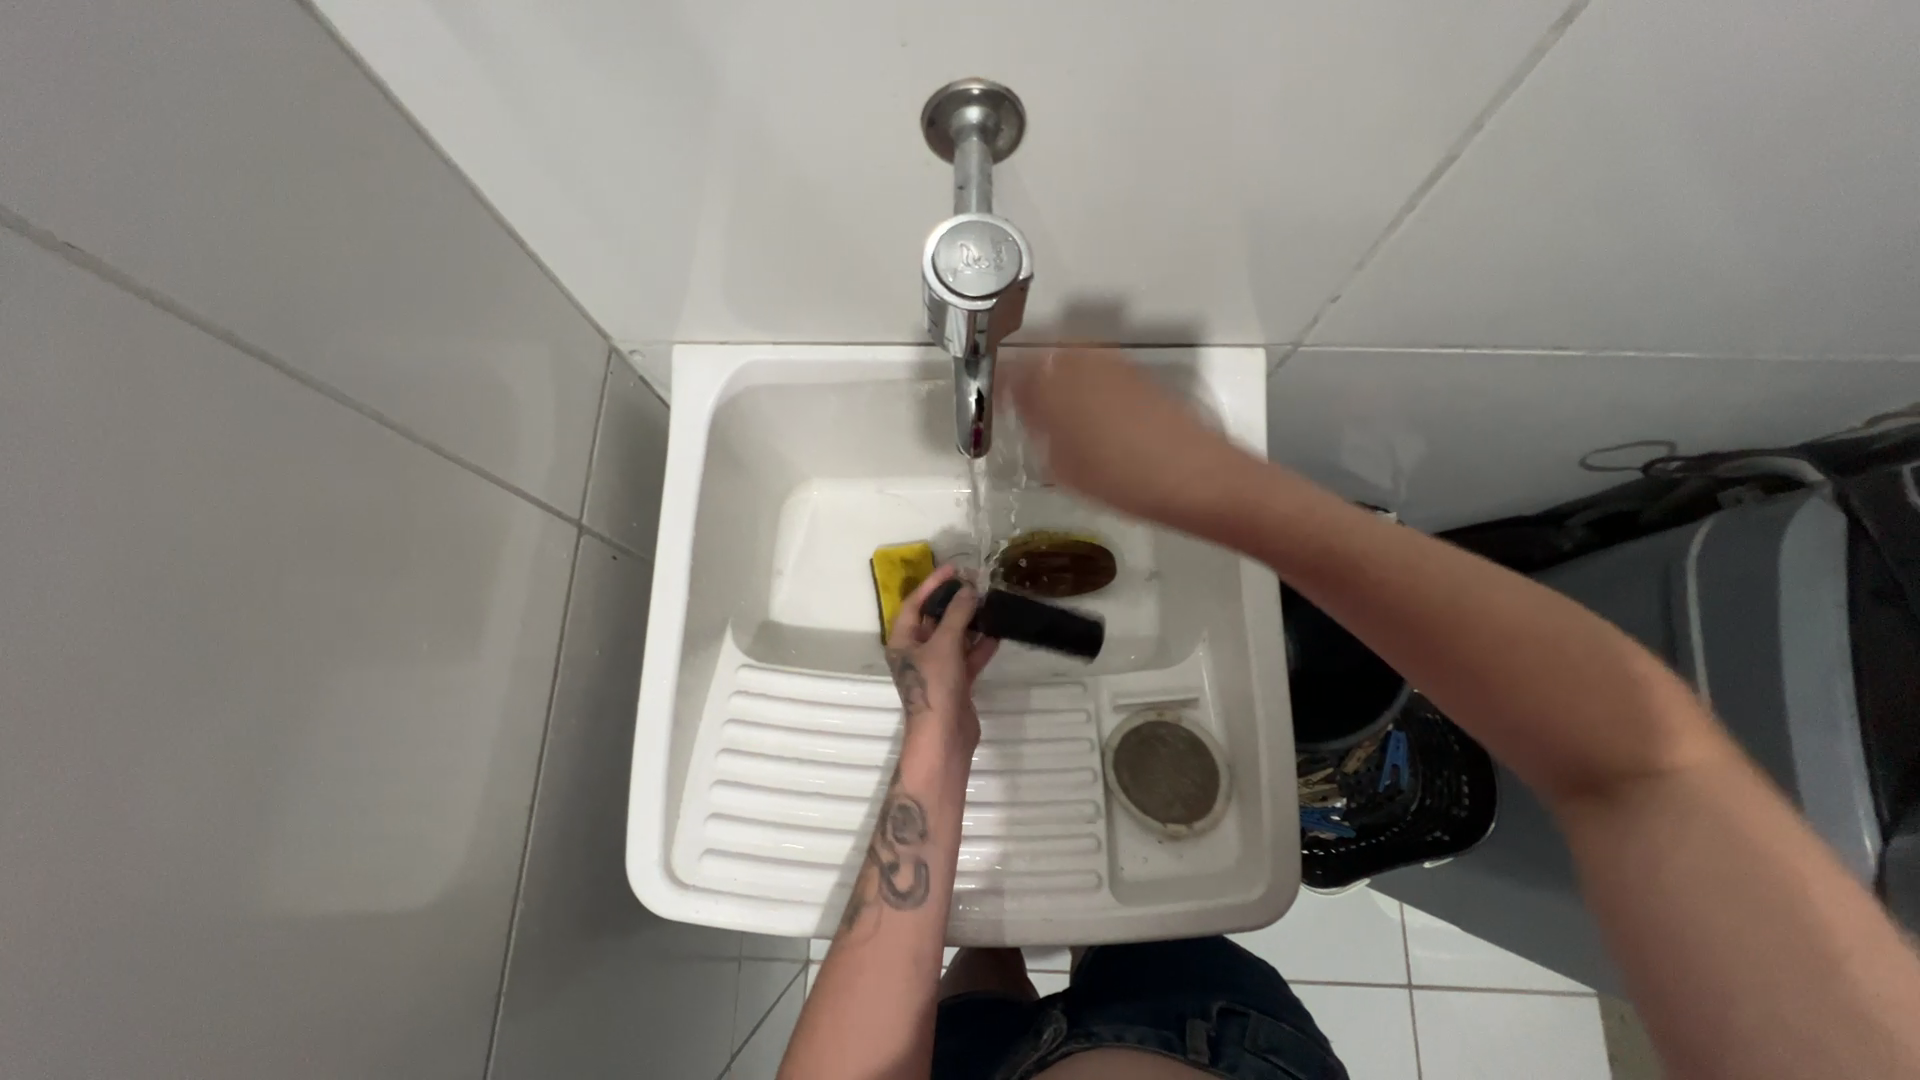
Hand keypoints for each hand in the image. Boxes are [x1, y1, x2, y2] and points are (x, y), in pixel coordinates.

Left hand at [885, 564, 998, 752]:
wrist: (944, 735)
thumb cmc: (935, 685)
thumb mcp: (945, 644)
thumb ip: (958, 614)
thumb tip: (969, 589)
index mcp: (902, 640)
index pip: (914, 603)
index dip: (933, 584)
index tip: (954, 568)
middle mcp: (916, 652)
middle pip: (935, 619)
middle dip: (955, 603)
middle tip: (977, 585)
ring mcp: (936, 668)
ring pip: (954, 637)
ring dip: (971, 623)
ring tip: (990, 605)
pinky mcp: (955, 682)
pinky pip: (967, 657)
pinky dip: (980, 646)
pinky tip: (997, 633)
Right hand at [1002, 348, 1253, 524]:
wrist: (1196, 477)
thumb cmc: (1123, 482)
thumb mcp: (1064, 470)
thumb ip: (1040, 436)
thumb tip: (1029, 418)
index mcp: (1052, 388)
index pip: (1011, 376)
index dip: (1000, 388)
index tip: (995, 402)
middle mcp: (1080, 366)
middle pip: (1041, 360)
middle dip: (1028, 377)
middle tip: (1023, 405)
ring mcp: (1113, 366)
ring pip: (1070, 360)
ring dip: (1057, 377)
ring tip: (1054, 409)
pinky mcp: (1139, 375)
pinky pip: (1098, 369)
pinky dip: (1085, 381)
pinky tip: (1089, 411)